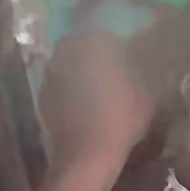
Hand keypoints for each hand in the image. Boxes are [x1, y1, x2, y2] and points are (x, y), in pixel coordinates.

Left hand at [39, 28, 154, 185]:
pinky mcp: (43, 94)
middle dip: (99, 61)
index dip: (122, 51)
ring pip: (72, 66)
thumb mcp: (146, 97)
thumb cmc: (122, 121)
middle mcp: (67, 48)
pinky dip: (72, 94)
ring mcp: (51, 71)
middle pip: (86, 48)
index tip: (132, 67)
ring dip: (84, 76)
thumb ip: (142, 75)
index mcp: (94, 41)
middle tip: (117, 80)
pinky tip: (87, 111)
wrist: (86, 154)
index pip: (109, 36)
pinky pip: (63, 87)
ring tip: (102, 98)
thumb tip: (140, 68)